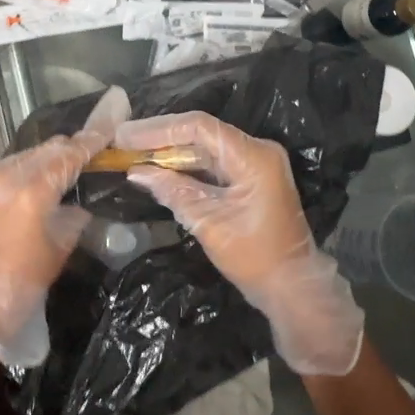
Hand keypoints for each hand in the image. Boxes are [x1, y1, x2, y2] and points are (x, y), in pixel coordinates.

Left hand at [0, 85, 128, 366]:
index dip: (93, 138)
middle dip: (73, 148)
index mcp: (30, 192)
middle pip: (49, 149)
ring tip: (68, 166)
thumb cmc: (30, 277)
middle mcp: (5, 176)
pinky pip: (9, 163)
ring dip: (49, 158)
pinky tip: (38, 179)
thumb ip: (76, 204)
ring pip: (29, 153)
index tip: (113, 121)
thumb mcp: (64, 240)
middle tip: (96, 147)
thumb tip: (86, 186)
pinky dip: (27, 167)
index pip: (68, 155)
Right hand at [117, 111, 364, 375]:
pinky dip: (184, 163)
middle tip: (122, 139)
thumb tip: (136, 172)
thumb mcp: (208, 224)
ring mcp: (254, 161)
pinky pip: (212, 160)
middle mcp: (256, 150)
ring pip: (204, 145)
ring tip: (132, 149)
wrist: (292, 286)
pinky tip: (156, 164)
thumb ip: (173, 191)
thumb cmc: (254, 258)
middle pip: (200, 131)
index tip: (126, 135)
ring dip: (169, 148)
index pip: (199, 128)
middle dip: (160, 135)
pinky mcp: (249, 175)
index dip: (159, 129)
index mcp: (253, 157)